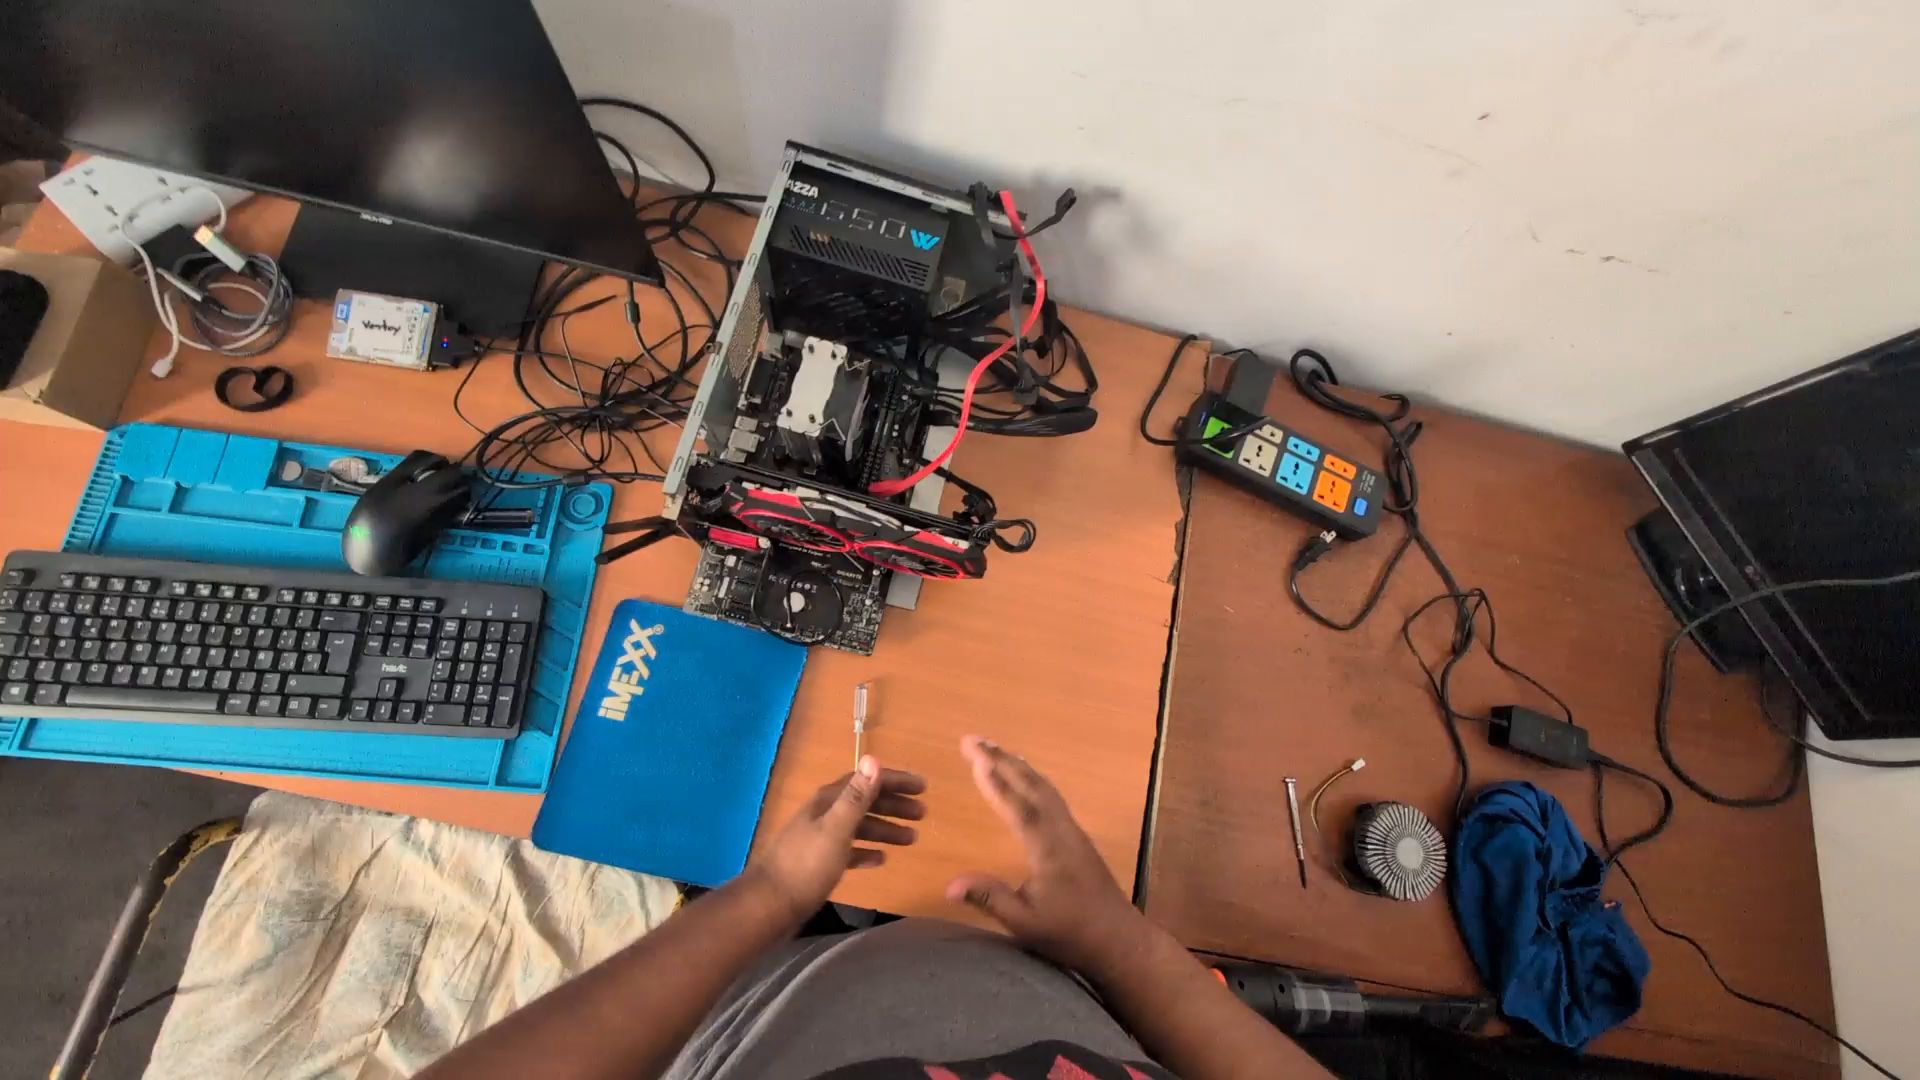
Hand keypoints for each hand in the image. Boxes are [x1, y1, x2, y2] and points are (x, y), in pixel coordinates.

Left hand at [743, 756, 925, 924]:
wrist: (768, 906)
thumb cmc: (806, 866)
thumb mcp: (836, 828)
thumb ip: (857, 796)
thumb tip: (874, 758)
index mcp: (829, 800)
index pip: (868, 780)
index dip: (896, 781)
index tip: (923, 787)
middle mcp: (826, 813)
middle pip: (866, 802)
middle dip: (895, 805)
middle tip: (923, 814)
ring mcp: (821, 838)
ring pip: (860, 826)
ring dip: (886, 829)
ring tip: (912, 839)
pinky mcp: (819, 862)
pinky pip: (850, 850)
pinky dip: (867, 851)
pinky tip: (881, 860)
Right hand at [947, 735, 1147, 974]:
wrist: (1119, 939)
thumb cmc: (1071, 934)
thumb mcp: (1026, 923)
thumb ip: (991, 899)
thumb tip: (950, 884)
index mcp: (1048, 848)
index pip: (1019, 807)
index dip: (997, 782)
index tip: (975, 758)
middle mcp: (1061, 829)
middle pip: (1030, 785)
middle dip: (1000, 759)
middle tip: (971, 739)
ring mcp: (1071, 829)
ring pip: (1042, 785)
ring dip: (1016, 763)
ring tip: (992, 747)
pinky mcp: (1075, 834)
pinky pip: (1050, 793)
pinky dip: (1032, 776)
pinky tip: (1024, 775)